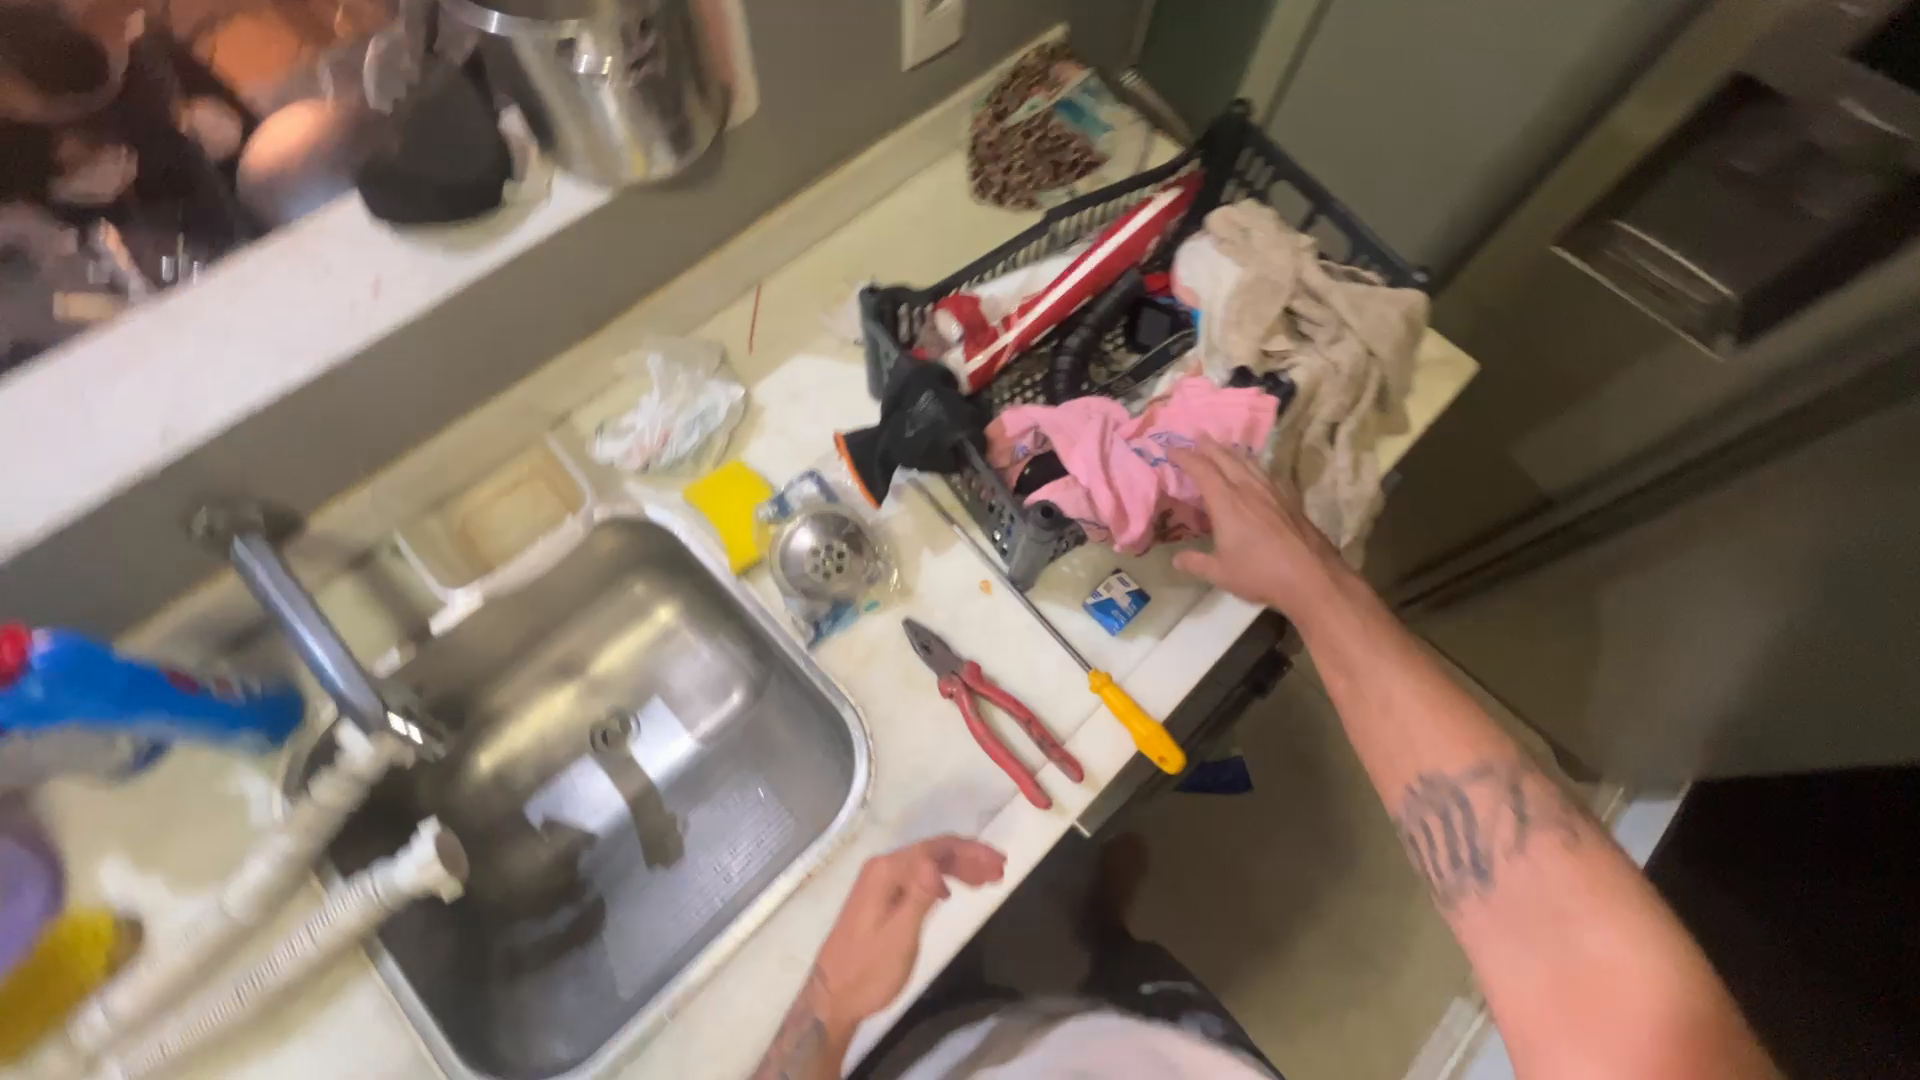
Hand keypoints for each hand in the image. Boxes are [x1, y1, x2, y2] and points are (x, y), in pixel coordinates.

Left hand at [810, 836, 1005, 1031]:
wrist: (832, 998)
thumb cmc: (869, 970)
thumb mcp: (900, 936)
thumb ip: (920, 895)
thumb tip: (937, 861)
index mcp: (888, 870)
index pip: (937, 848)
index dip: (971, 851)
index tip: (998, 863)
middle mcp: (883, 867)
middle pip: (933, 851)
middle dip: (968, 857)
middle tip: (999, 869)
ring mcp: (880, 881)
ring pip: (926, 863)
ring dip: (957, 868)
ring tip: (987, 879)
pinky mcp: (880, 896)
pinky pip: (917, 877)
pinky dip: (941, 880)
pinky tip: (952, 892)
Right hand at [1168, 438, 1350, 618]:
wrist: (1312, 577)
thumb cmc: (1260, 574)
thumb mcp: (1220, 573)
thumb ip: (1196, 563)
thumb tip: (1177, 560)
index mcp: (1227, 502)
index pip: (1202, 470)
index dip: (1185, 457)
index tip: (1171, 449)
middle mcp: (1248, 490)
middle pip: (1226, 458)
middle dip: (1209, 446)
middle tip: (1197, 436)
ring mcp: (1272, 492)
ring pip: (1248, 462)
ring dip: (1232, 451)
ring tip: (1223, 447)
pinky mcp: (1288, 500)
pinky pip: (1264, 472)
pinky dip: (1251, 464)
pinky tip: (1253, 470)